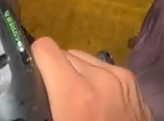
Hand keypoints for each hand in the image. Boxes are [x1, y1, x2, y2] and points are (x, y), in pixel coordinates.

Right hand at [33, 39, 152, 120]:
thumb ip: (38, 113)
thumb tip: (28, 105)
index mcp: (76, 94)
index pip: (45, 50)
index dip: (34, 63)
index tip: (28, 80)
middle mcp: (100, 77)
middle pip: (66, 54)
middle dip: (55, 74)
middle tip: (51, 102)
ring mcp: (121, 78)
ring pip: (87, 60)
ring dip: (76, 76)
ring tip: (73, 105)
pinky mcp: (135, 85)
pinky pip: (106, 70)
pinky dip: (97, 81)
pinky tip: (95, 106)